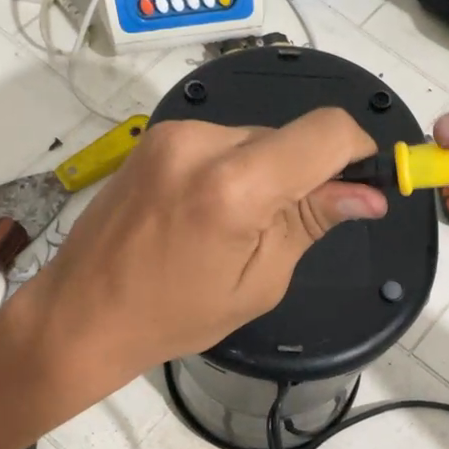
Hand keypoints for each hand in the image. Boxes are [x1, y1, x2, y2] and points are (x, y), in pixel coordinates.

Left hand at [28, 109, 387, 382]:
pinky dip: (234, 169)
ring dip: (267, 172)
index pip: (325, 132)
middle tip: (287, 228)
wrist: (81, 313)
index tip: (361, 182)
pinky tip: (210, 212)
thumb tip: (367, 194)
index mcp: (234, 186)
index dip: (357, 150)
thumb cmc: (172, 316)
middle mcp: (201, 141)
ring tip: (236, 227)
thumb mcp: (259, 282)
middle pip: (288, 135)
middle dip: (306, 173)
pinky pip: (220, 141)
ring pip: (255, 138)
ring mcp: (172, 134)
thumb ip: (312, 223)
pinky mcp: (155, 137)